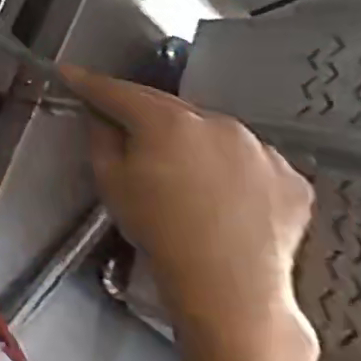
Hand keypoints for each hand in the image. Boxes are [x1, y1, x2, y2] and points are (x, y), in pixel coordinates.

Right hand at [60, 67, 314, 340]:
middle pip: (166, 105)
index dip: (88, 82)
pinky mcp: (290, 177)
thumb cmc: (158, 230)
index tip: (69, 73)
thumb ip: (102, 138)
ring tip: (172, 165)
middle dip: (138, 108)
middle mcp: (219, 124)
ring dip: (186, 136)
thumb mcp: (110, 181)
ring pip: (209, 130)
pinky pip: (247, 158)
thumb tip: (102, 118)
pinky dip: (226, 164)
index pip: (117, 91)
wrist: (230, 286)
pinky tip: (216, 191)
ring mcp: (262, 149)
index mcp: (168, 122)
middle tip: (115, 118)